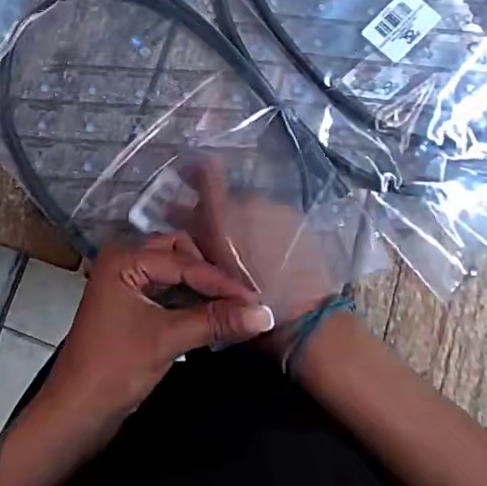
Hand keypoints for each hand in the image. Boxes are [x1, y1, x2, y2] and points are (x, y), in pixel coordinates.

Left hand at [43, 233, 275, 421]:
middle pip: (179, 254)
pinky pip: (167, 289)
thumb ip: (215, 321)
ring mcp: (125, 282)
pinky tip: (213, 311)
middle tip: (243, 292)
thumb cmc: (115, 369)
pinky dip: (190, 298)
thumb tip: (264, 314)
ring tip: (234, 301)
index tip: (256, 297)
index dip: (221, 281)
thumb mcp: (167, 340)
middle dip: (210, 272)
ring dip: (202, 285)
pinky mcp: (130, 304)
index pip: (184, 263)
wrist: (75, 415)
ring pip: (174, 271)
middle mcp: (123, 261)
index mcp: (124, 259)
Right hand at [171, 158, 341, 328]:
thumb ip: (196, 241)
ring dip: (245, 220)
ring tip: (247, 248)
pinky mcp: (298, 220)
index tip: (187, 175)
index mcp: (223, 215)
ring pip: (252, 207)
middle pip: (229, 196)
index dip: (194, 170)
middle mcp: (250, 202)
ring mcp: (277, 209)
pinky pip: (274, 217)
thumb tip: (179, 217)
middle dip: (220, 211)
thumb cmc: (251, 302)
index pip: (206, 174)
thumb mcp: (212, 274)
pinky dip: (267, 228)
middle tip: (216, 235)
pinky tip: (270, 251)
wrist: (307, 315)